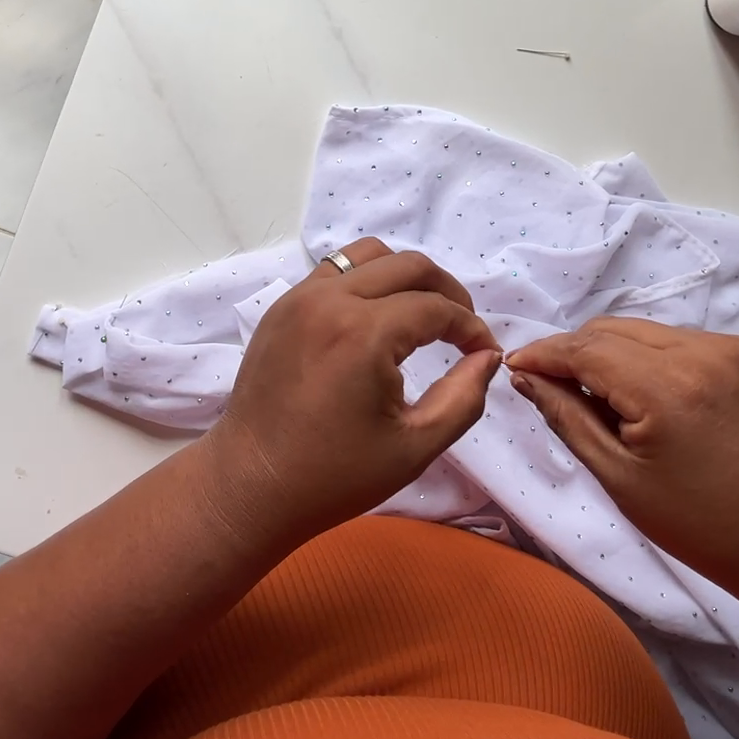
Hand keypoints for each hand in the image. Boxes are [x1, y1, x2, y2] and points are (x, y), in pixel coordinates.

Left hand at [201, 238, 501, 544]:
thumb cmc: (333, 475)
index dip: (471, 328)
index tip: (484, 353)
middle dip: (447, 292)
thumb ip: (464, 397)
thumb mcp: (415, 447)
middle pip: (408, 265)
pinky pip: (334, 271)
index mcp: (363, 332)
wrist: (251, 484)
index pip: (436, 308)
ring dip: (404, 276)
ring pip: (367, 255)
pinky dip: (365, 280)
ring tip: (420, 313)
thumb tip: (488, 357)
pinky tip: (375, 318)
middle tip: (462, 328)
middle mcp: (330, 299)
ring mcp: (299, 298)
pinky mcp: (281, 307)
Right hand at [506, 318, 738, 625]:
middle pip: (609, 330)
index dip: (543, 354)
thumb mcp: (619, 478)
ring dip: (604, 353)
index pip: (586, 349)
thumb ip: (567, 417)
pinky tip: (632, 392)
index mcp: (672, 387)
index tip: (511, 366)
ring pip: (637, 330)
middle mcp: (703, 351)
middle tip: (544, 385)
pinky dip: (638, 356)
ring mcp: (727, 347)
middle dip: (570, 353)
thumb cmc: (701, 525)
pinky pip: (667, 339)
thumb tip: (524, 377)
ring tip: (588, 393)